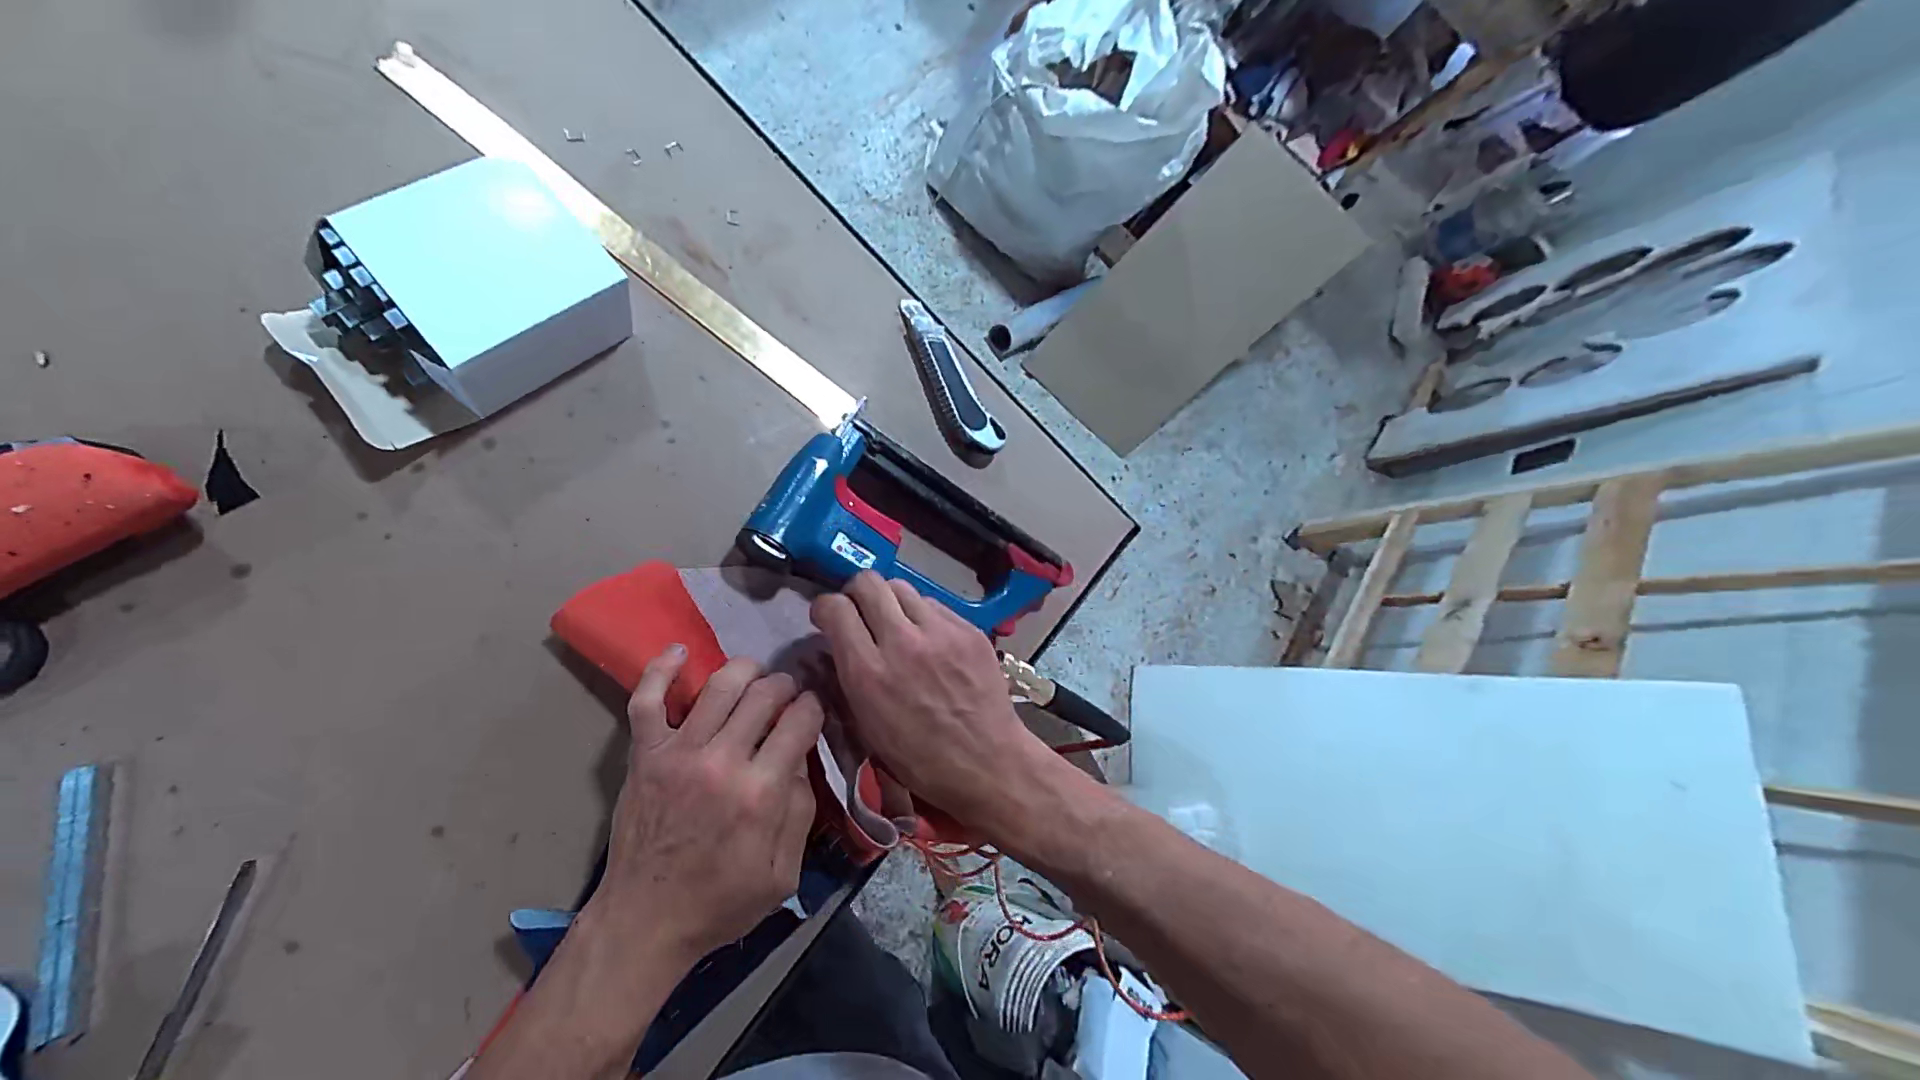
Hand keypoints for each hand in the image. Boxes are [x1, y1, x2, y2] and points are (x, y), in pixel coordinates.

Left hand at [592, 646, 824, 964]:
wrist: (644, 922)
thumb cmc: (720, 903)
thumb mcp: (783, 873)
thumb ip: (801, 811)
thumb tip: (802, 758)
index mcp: (760, 792)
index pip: (800, 720)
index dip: (814, 707)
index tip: (814, 711)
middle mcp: (721, 762)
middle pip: (765, 694)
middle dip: (786, 686)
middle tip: (788, 697)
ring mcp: (677, 754)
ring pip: (719, 686)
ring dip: (745, 671)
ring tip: (755, 678)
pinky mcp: (644, 755)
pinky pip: (647, 700)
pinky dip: (661, 670)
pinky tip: (680, 652)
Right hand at [809, 572, 1056, 833]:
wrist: (988, 763)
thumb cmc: (920, 759)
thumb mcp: (867, 727)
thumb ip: (846, 678)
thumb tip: (833, 646)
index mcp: (869, 672)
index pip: (834, 608)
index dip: (824, 609)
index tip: (827, 619)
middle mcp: (902, 642)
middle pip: (867, 583)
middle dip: (855, 594)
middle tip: (860, 613)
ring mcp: (940, 631)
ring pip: (902, 587)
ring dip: (890, 602)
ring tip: (897, 625)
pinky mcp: (969, 629)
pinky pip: (935, 605)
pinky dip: (923, 616)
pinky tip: (929, 639)